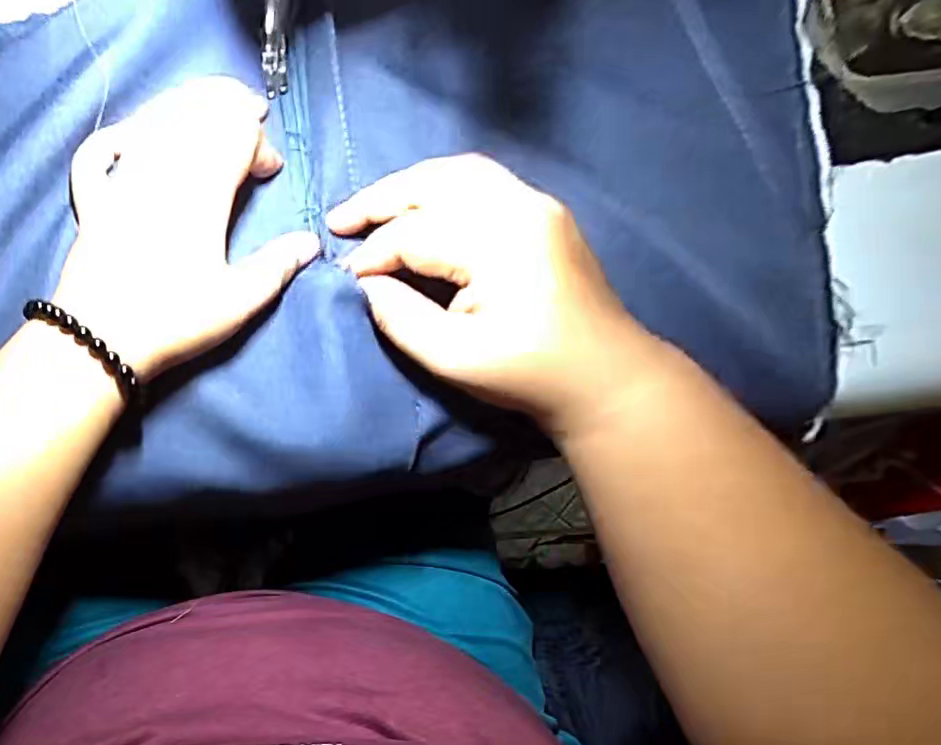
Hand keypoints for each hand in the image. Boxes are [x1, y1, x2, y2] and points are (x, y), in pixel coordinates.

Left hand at [51, 77, 320, 379]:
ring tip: (207, 108)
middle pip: (198, 109)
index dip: (261, 144)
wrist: (102, 338)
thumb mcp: (237, 301)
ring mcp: (121, 177)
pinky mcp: (93, 198)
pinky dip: (120, 134)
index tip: (270, 171)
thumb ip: (275, 267)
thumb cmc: (174, 319)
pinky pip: (101, 149)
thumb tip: (309, 244)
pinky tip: (132, 136)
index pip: (238, 133)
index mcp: (203, 187)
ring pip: (155, 116)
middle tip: (249, 114)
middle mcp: (161, 166)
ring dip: (186, 104)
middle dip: (229, 106)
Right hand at [328, 154, 684, 438]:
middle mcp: (517, 205)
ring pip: (459, 173)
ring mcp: (536, 203)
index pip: (413, 232)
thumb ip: (400, 319)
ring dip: (409, 187)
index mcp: (496, 240)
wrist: (603, 375)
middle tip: (338, 220)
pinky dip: (440, 189)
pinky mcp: (542, 214)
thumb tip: (365, 287)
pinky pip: (481, 183)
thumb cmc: (525, 374)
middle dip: (380, 200)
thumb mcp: (452, 358)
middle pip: (434, 182)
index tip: (342, 281)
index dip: (371, 256)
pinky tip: (419, 209)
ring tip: (371, 208)